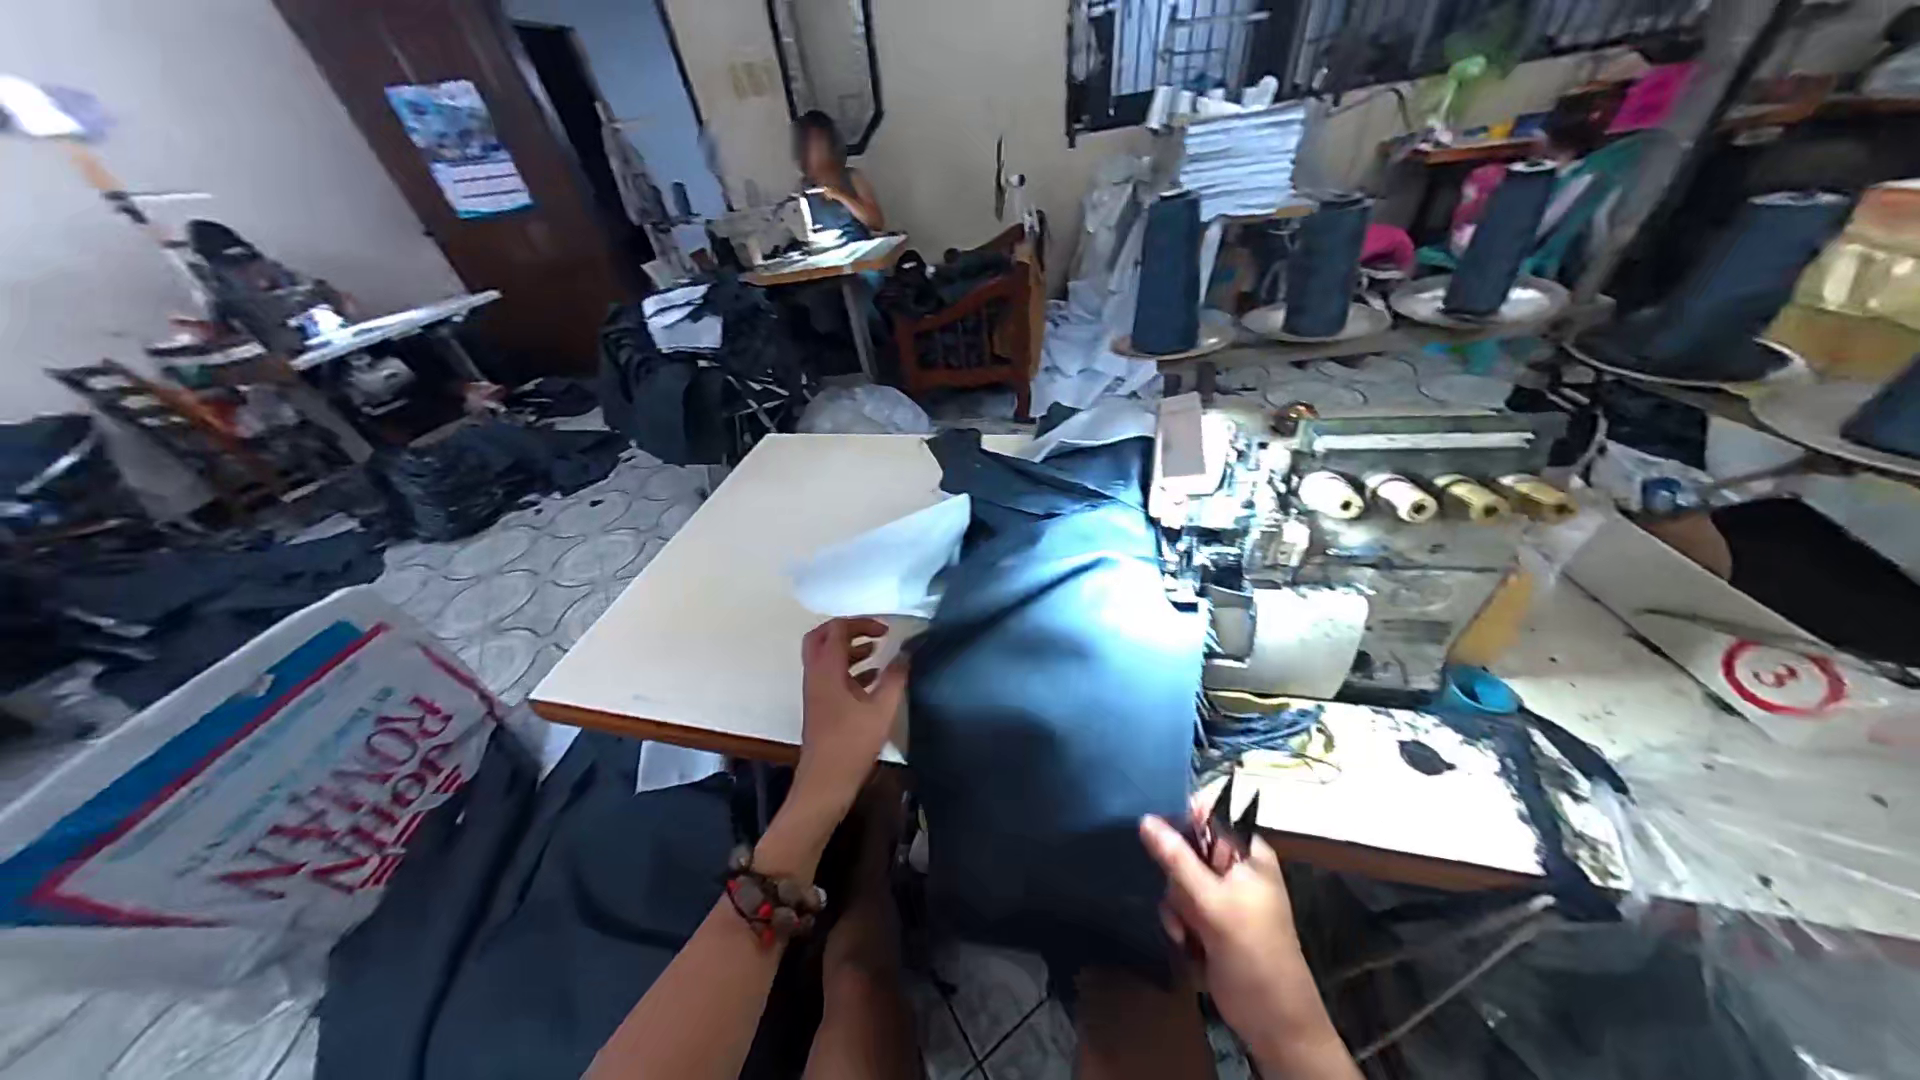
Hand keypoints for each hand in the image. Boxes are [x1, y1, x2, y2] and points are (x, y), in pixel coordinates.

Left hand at [794, 618, 906, 817]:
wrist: (825, 781)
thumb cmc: (852, 744)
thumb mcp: (882, 709)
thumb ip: (895, 678)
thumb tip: (906, 654)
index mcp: (827, 669)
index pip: (838, 629)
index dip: (861, 623)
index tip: (886, 631)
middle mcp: (815, 674)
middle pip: (823, 636)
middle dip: (848, 629)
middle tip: (873, 633)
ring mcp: (814, 689)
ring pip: (825, 656)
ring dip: (848, 648)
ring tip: (876, 652)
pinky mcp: (819, 704)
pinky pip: (830, 674)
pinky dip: (848, 667)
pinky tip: (872, 678)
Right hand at [1139, 805, 1352, 1075]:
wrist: (1275, 1024)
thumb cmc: (1254, 956)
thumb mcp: (1213, 904)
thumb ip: (1177, 859)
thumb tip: (1144, 819)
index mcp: (1246, 852)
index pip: (1207, 814)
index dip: (1179, 817)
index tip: (1154, 830)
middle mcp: (1233, 867)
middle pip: (1185, 846)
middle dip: (1175, 874)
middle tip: (1183, 898)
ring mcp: (1220, 894)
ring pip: (1176, 877)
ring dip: (1175, 905)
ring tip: (1187, 931)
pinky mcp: (1208, 918)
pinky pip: (1177, 903)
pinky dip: (1177, 921)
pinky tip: (1186, 942)